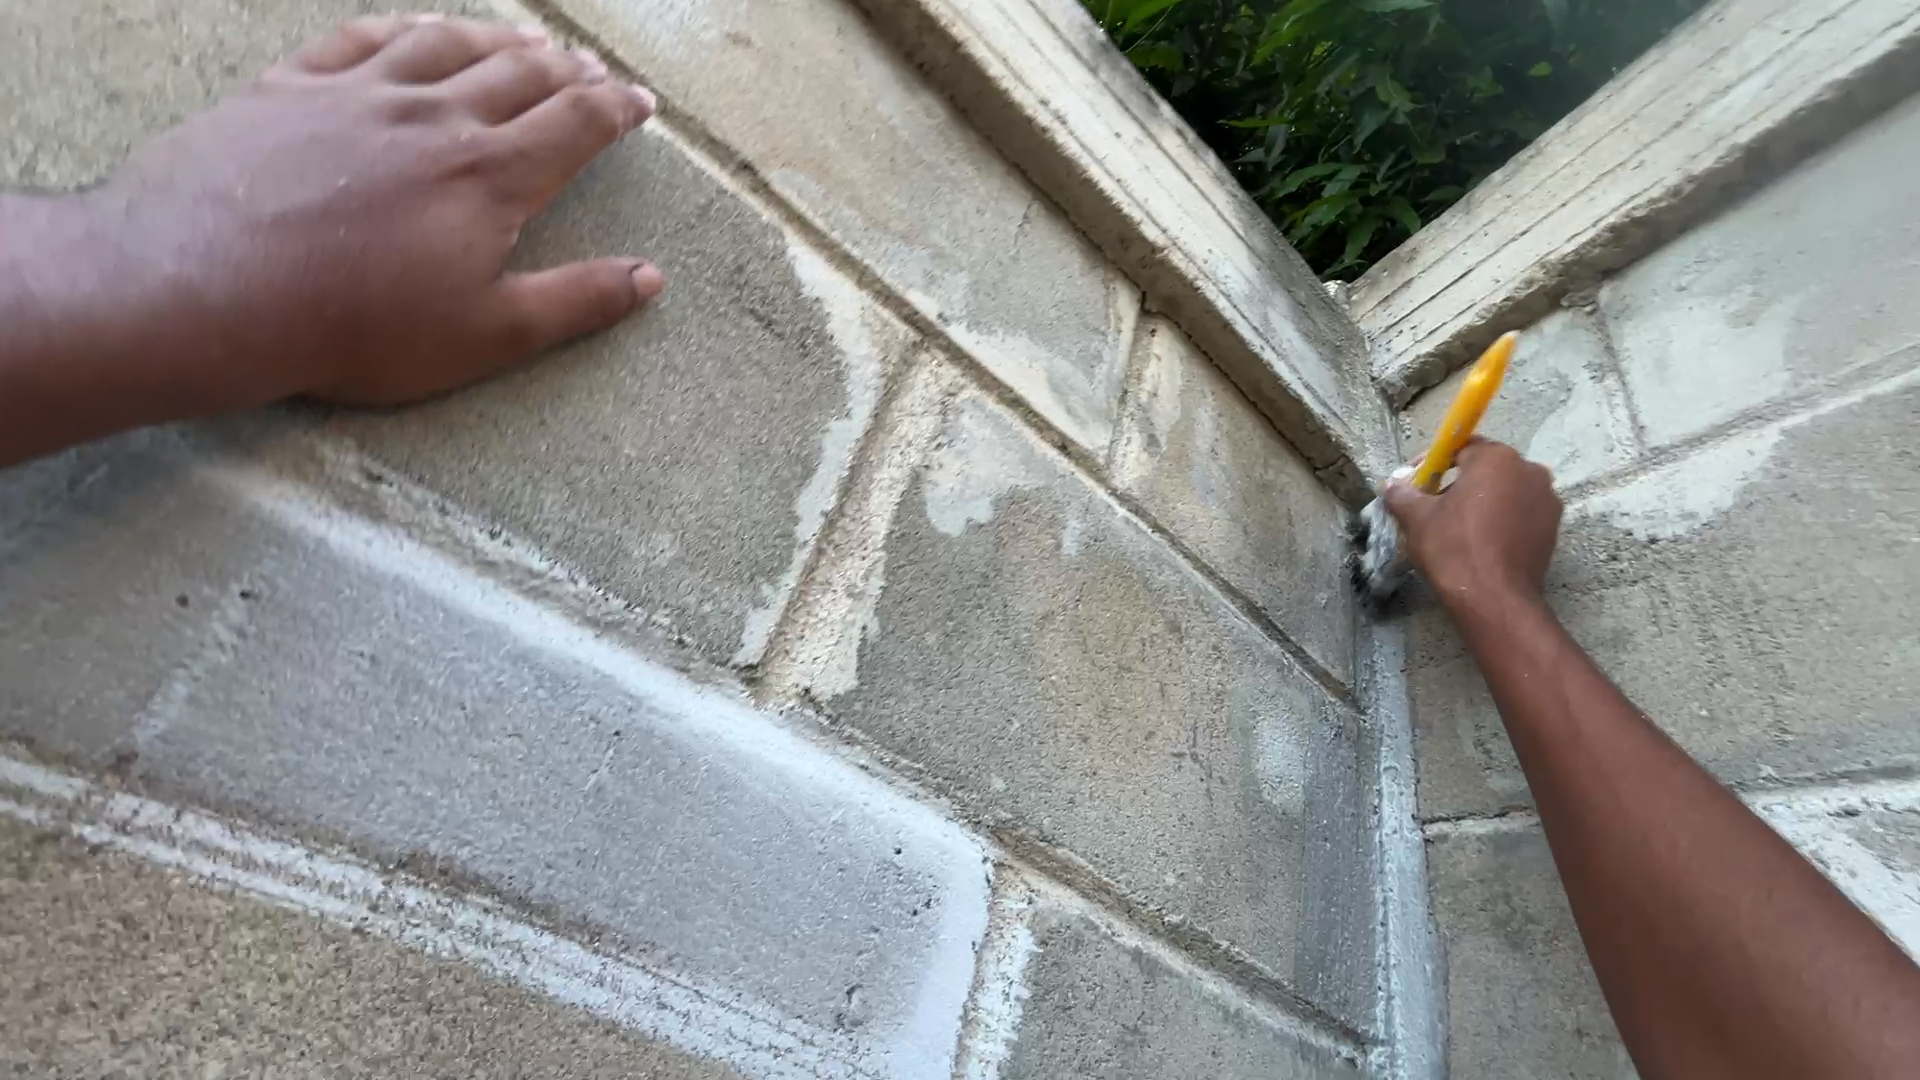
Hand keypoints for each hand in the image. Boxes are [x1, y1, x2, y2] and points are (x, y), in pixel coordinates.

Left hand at [59, 14, 662, 409]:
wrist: (204, 294)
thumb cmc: (365, 326)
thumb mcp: (495, 333)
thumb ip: (580, 300)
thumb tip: (650, 277)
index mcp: (491, 177)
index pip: (575, 126)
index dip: (617, 110)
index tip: (643, 104)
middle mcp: (433, 118)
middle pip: (519, 75)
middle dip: (569, 70)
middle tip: (595, 70)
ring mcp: (356, 94)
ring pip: (445, 44)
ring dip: (497, 38)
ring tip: (528, 38)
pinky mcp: (288, 89)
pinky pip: (360, 38)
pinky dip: (405, 28)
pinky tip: (420, 30)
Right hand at [1382, 438, 1562, 608]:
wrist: (1492, 596)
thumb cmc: (1452, 547)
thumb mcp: (1415, 517)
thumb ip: (1402, 493)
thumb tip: (1392, 484)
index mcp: (1496, 459)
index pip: (1461, 446)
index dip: (1434, 460)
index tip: (1416, 480)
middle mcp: (1529, 471)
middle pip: (1485, 468)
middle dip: (1458, 481)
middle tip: (1432, 503)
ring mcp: (1547, 499)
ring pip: (1504, 490)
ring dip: (1480, 500)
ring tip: (1454, 525)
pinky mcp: (1553, 526)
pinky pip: (1519, 511)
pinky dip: (1499, 518)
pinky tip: (1478, 540)